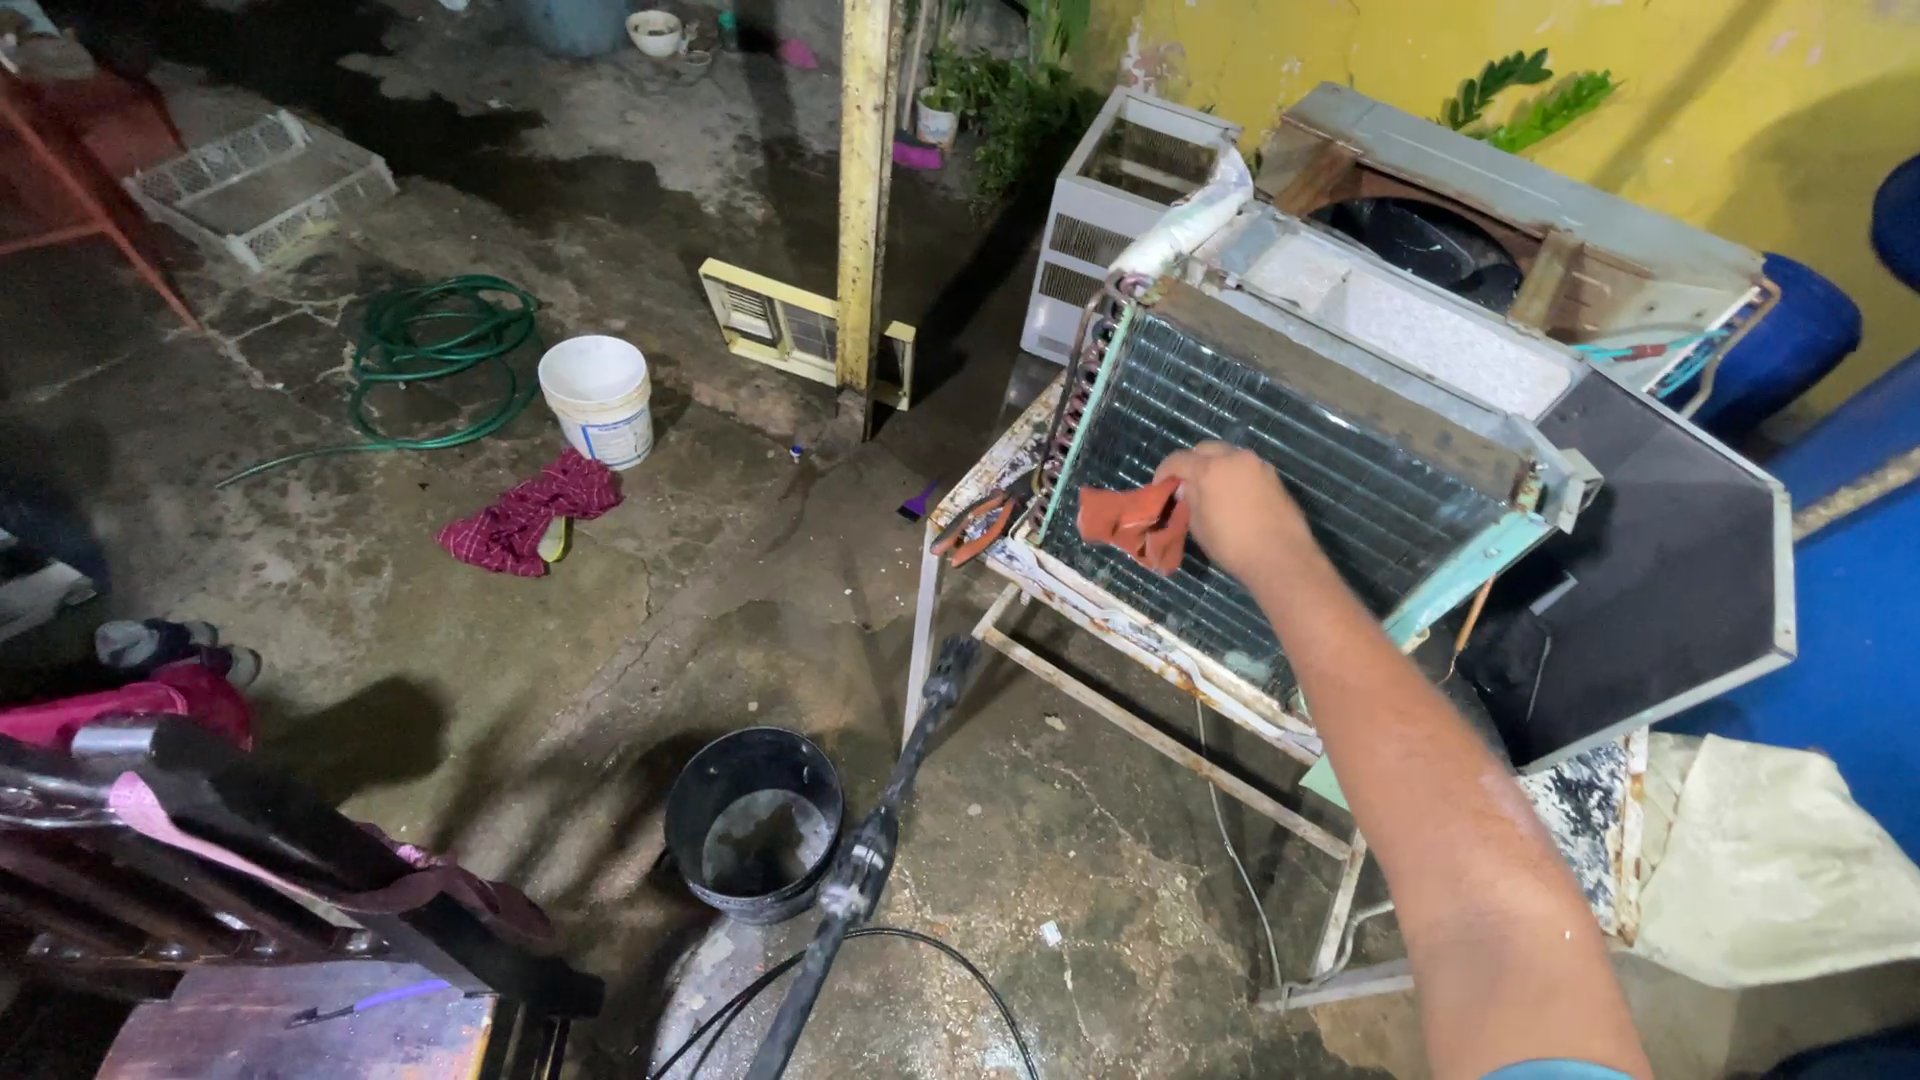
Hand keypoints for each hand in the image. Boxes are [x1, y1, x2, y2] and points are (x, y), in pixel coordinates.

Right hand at [1155, 442, 1315, 587]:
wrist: (1281, 557)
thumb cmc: (1231, 544)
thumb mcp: (1198, 524)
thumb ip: (1190, 499)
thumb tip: (1188, 488)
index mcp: (1210, 468)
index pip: (1178, 459)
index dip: (1164, 472)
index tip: (1160, 486)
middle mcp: (1235, 458)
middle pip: (1205, 449)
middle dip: (1192, 463)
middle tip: (1186, 484)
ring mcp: (1258, 465)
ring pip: (1228, 455)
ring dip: (1214, 466)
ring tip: (1210, 490)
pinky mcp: (1273, 476)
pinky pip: (1246, 467)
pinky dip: (1233, 474)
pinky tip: (1232, 496)